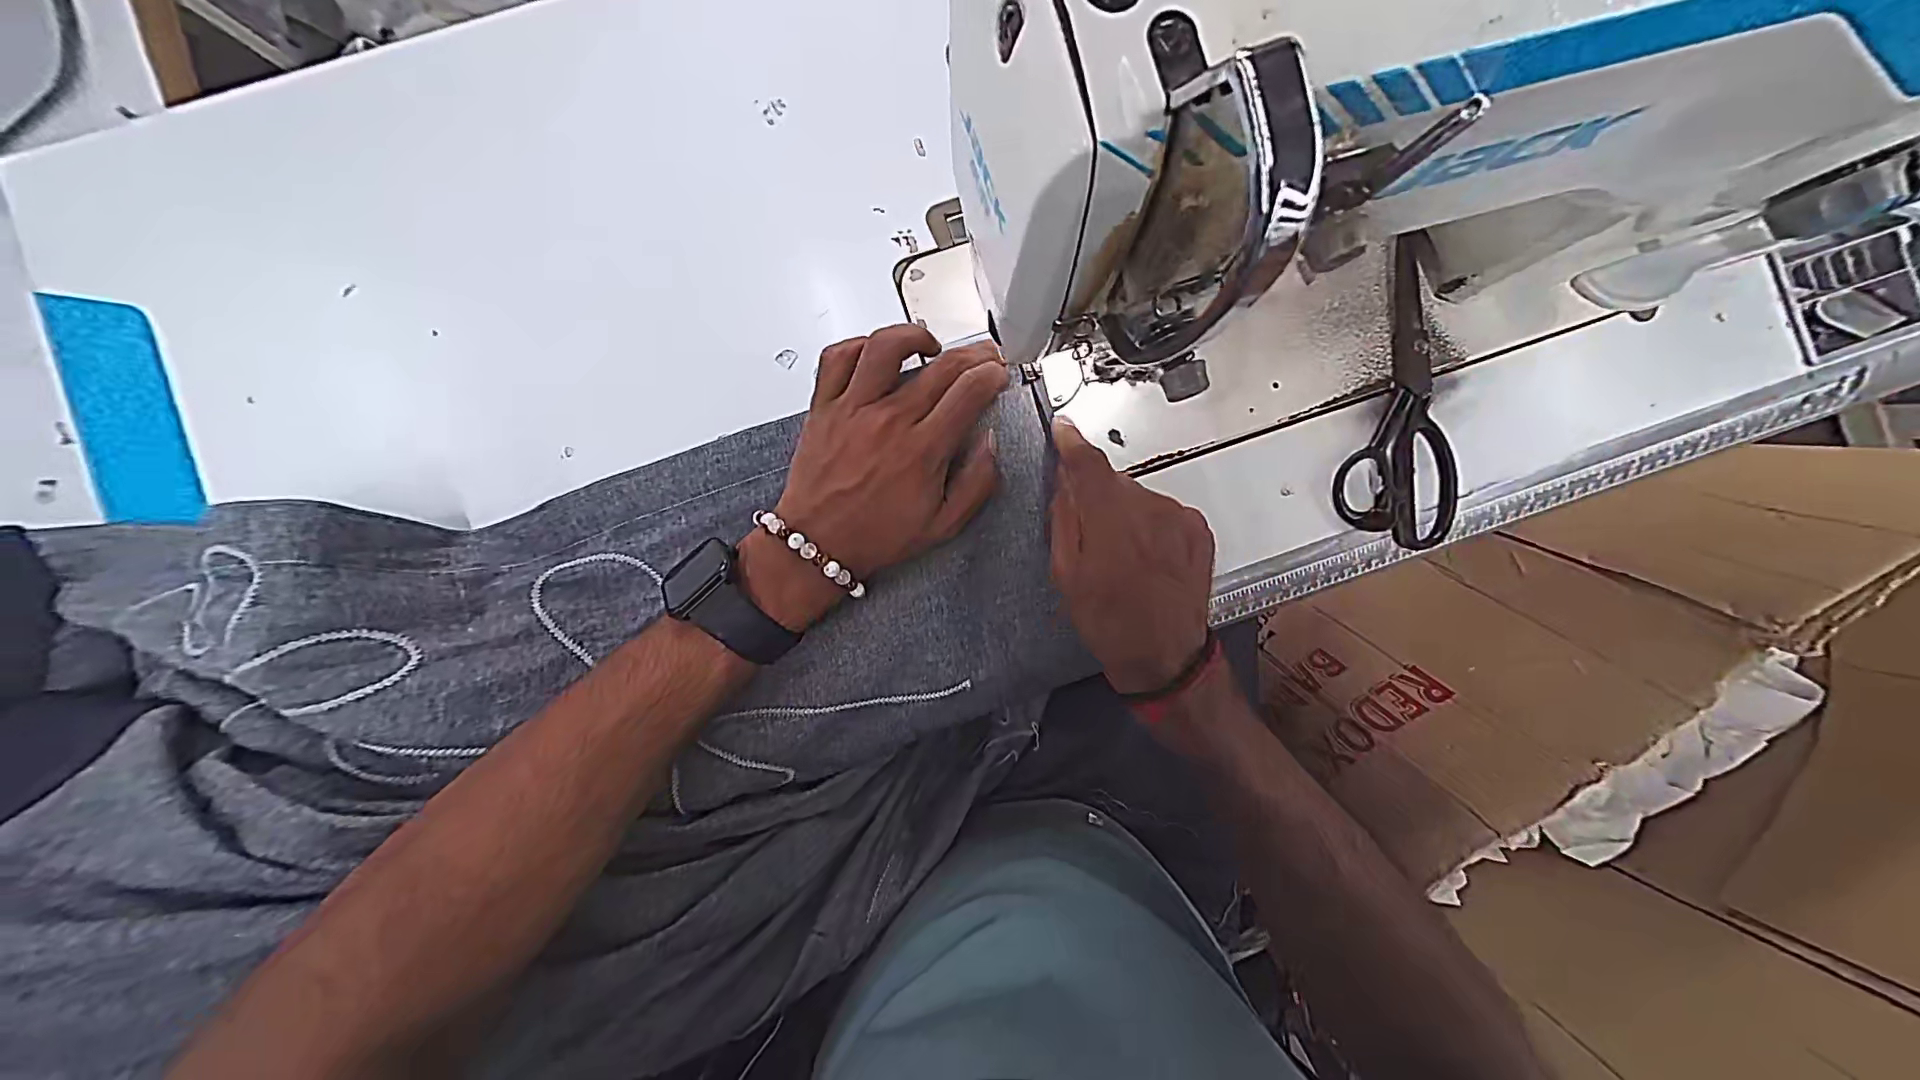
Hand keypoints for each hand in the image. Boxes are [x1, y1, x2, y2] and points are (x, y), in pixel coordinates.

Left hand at [738, 325, 1008, 629]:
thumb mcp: (943, 525)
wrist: (819, 544)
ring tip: (931, 345)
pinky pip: (837, 357)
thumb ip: (977, 483)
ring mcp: (854, 409)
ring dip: (916, 335)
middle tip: (983, 357)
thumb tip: (990, 444)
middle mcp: (889, 422)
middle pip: (942, 366)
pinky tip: (876, 353)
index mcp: (922, 450)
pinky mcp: (824, 407)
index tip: (997, 375)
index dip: (992, 375)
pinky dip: (858, 344)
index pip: (969, 391)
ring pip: (887, 346)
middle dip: (974, 354)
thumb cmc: (874, 535)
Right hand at [1049, 418, 1214, 693]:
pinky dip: (1148, 523)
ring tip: (1122, 555)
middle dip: (1096, 496)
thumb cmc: (1114, 625)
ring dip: (1124, 512)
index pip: (1088, 464)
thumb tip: (1064, 486)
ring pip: (1137, 495)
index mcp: (1110, 523)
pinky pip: (1161, 510)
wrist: (1164, 655)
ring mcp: (1177, 519)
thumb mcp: (1067, 576)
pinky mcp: (1196, 527)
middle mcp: (1149, 513)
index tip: (1064, 430)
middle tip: (1090, 534)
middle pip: (1113, 480)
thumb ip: (1063, 521)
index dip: (1072, 442)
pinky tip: (1144, 555)